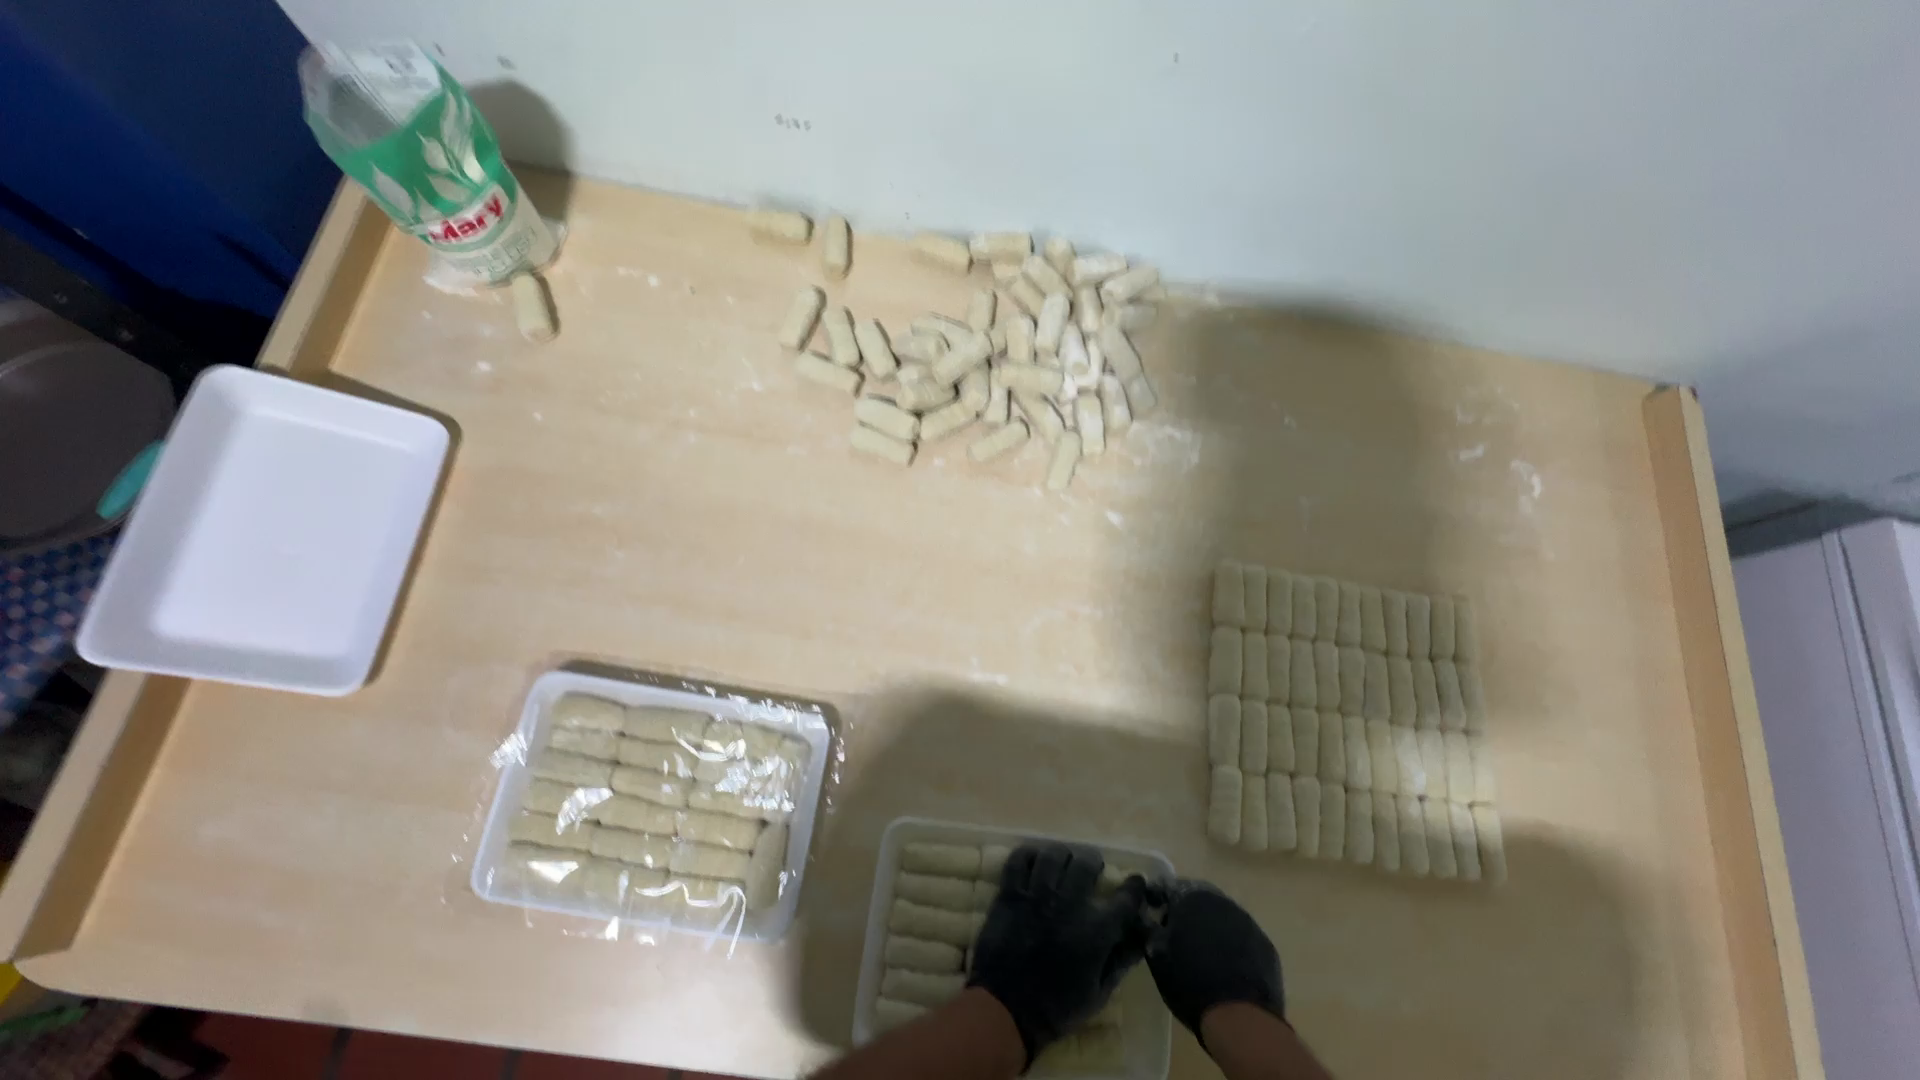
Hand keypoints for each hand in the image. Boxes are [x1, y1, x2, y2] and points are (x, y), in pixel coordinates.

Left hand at [965, 842, 1151, 1064]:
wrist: (1005, 1009)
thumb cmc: (1056, 1008)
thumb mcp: (1099, 993)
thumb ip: (1121, 961)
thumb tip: (1142, 936)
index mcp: (1096, 932)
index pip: (1125, 898)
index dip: (1134, 887)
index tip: (1135, 883)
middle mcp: (1069, 904)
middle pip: (1087, 863)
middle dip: (1094, 862)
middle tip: (1093, 868)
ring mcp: (1036, 895)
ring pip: (1054, 854)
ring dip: (1064, 854)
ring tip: (1064, 861)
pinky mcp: (1010, 893)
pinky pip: (1020, 859)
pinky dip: (1029, 855)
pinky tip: (1035, 862)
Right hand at [1145, 880, 1284, 1041]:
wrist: (1240, 1018)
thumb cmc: (1189, 982)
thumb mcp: (1156, 955)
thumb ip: (1148, 928)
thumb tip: (1144, 914)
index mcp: (1192, 898)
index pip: (1168, 886)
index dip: (1156, 897)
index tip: (1150, 910)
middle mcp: (1222, 901)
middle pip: (1197, 898)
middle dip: (1184, 911)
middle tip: (1173, 931)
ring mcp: (1247, 923)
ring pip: (1221, 916)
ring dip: (1208, 926)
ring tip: (1199, 950)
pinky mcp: (1265, 945)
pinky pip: (1241, 937)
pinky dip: (1229, 944)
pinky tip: (1224, 965)